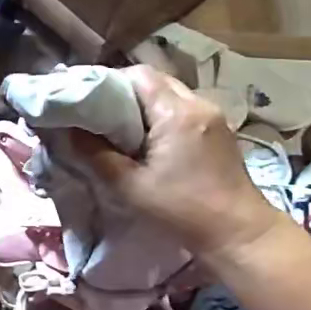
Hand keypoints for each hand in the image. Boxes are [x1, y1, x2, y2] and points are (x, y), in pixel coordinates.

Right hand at [69, 65, 279, 256]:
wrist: (240, 234)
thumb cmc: (183, 210)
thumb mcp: (130, 187)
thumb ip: (96, 156)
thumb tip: (70, 132)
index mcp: (176, 112)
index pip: (138, 75)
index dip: (108, 82)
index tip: (87, 101)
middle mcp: (198, 104)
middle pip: (154, 80)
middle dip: (124, 92)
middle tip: (99, 115)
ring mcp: (213, 116)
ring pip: (169, 93)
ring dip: (143, 104)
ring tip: (120, 128)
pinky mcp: (218, 131)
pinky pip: (183, 109)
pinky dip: (161, 115)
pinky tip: (149, 140)